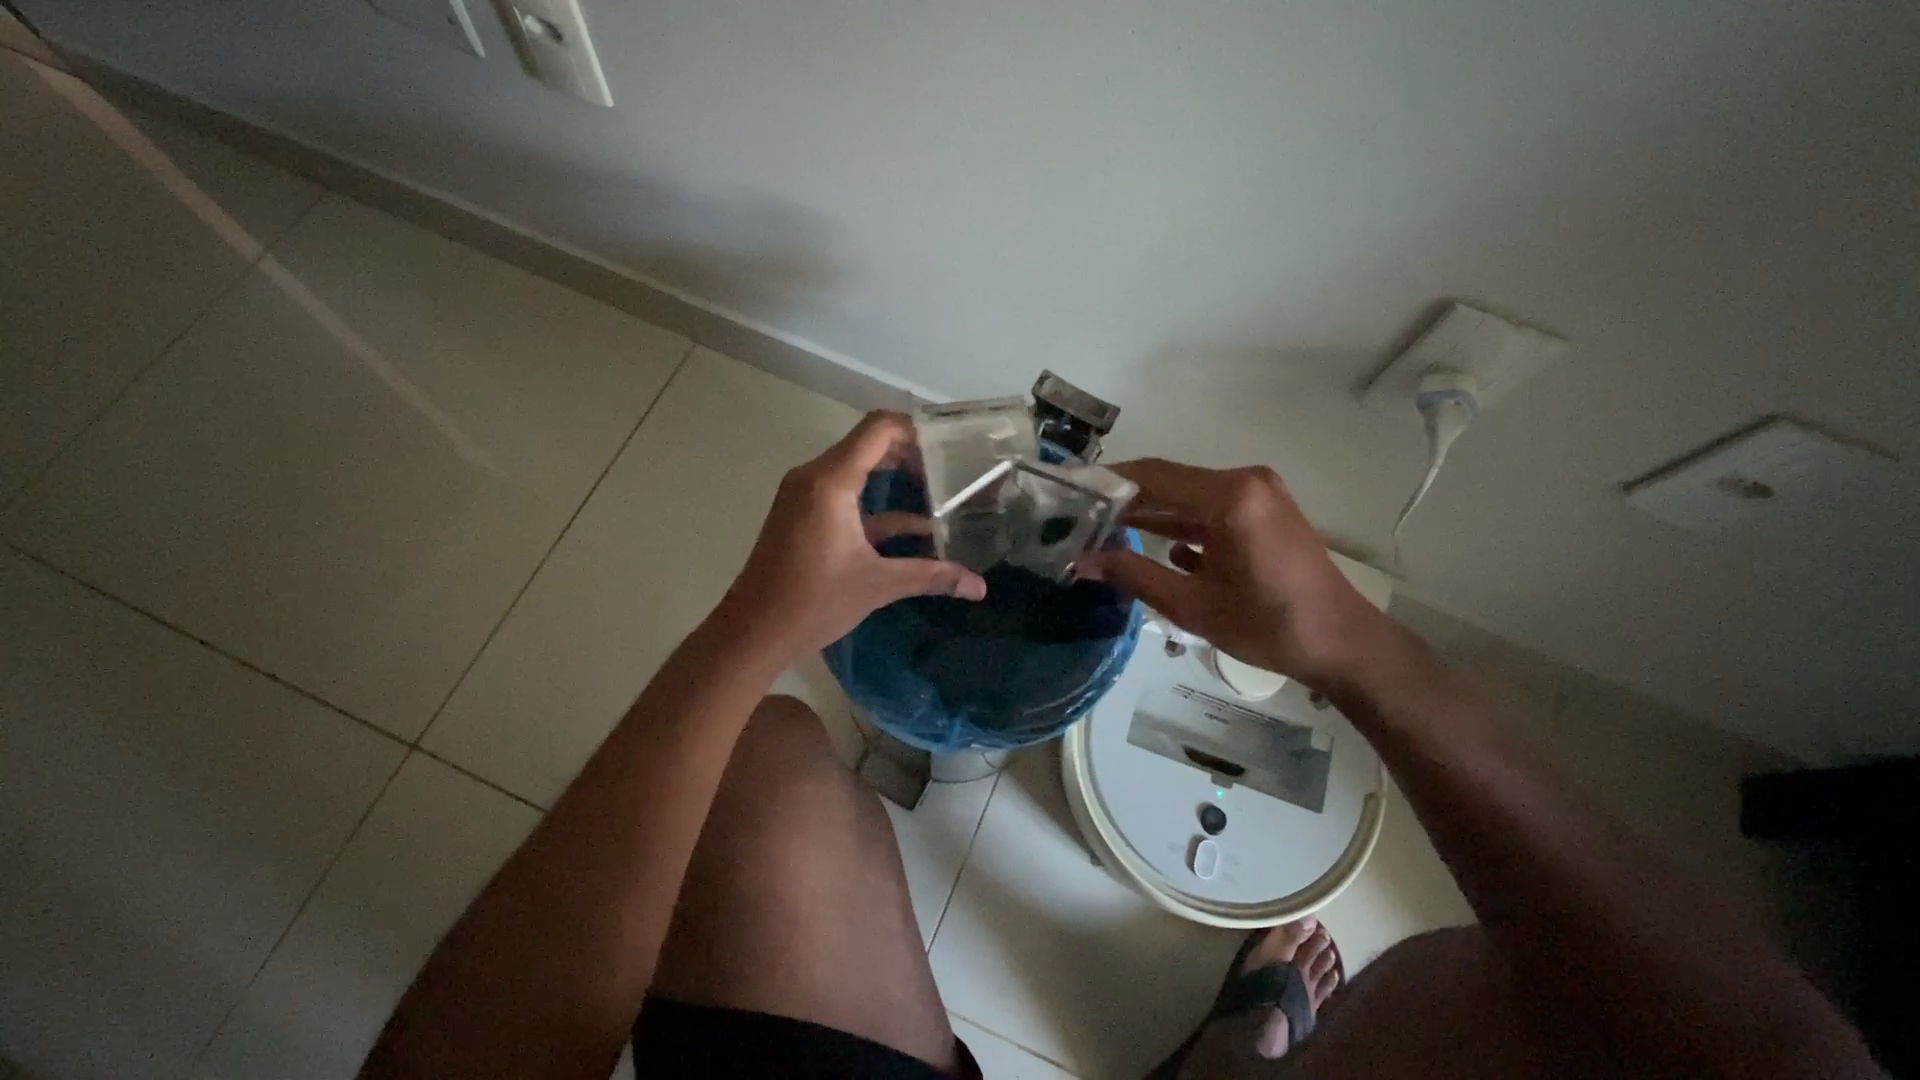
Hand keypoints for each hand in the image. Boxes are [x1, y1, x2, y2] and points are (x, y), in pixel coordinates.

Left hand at [716, 411, 987, 658]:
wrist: (753, 632)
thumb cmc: (813, 602)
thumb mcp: (878, 585)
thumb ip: (932, 576)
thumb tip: (980, 587)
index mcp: (831, 482)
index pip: (878, 429)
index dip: (916, 431)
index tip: (950, 448)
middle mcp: (814, 477)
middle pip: (869, 444)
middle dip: (912, 455)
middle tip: (952, 472)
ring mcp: (805, 495)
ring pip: (857, 469)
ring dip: (895, 478)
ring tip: (939, 494)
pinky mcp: (803, 514)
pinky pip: (845, 494)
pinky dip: (877, 503)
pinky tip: (915, 527)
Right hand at [1076, 460, 1394, 689]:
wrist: (1342, 642)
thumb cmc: (1269, 626)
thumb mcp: (1192, 605)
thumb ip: (1133, 575)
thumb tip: (1081, 561)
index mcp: (1229, 497)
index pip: (1150, 476)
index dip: (1105, 483)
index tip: (1066, 493)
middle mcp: (1244, 481)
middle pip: (1168, 482)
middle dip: (1123, 501)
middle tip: (1076, 519)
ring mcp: (1258, 494)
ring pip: (1187, 496)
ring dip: (1150, 514)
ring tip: (1103, 534)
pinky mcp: (1264, 510)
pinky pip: (1210, 509)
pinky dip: (1180, 524)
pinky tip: (1153, 550)